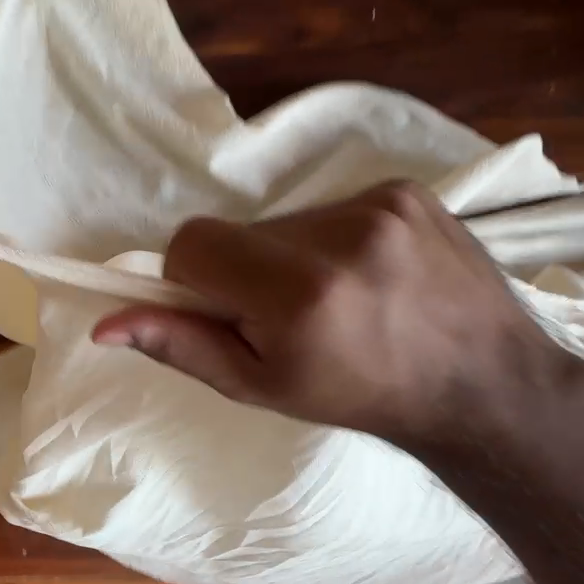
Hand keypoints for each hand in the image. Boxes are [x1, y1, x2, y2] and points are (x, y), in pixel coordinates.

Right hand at [92, 182, 583, 450]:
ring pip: (273, 222)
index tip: (216, 314)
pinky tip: (353, 277)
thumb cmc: (351, 394)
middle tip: (273, 318)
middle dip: (232, 272)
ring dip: (274, 258)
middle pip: (230, 232)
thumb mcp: (252, 385)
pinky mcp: (404, 188)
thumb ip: (178, 345)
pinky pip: (318, 210)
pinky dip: (316, 243)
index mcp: (298, 291)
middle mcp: (340, 232)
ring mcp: (380, 202)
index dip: (185, 281)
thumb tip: (103, 325)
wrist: (479, 379)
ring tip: (321, 299)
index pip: (190, 245)